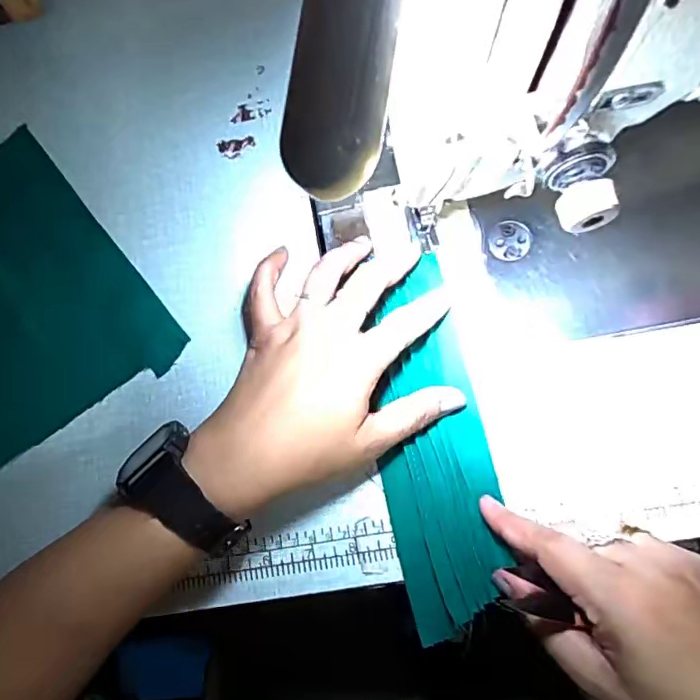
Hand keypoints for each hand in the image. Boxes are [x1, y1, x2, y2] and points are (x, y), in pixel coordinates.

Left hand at [183, 240, 464, 518]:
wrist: (244, 456)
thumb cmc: (308, 453)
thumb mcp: (368, 441)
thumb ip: (413, 414)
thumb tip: (455, 398)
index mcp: (358, 359)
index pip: (404, 325)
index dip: (430, 308)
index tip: (446, 294)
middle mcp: (327, 331)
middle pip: (365, 285)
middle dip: (393, 265)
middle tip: (411, 252)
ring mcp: (292, 326)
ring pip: (320, 276)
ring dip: (344, 255)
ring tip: (362, 243)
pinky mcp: (263, 332)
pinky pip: (263, 291)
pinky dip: (270, 268)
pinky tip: (280, 254)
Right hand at [481, 498, 699, 699]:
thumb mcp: (600, 685)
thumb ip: (548, 626)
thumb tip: (513, 583)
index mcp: (621, 592)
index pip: (552, 545)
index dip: (514, 525)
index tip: (485, 503)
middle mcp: (652, 559)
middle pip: (586, 550)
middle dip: (566, 573)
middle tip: (570, 620)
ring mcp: (688, 558)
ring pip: (621, 551)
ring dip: (604, 574)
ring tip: (624, 627)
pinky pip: (655, 557)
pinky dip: (638, 575)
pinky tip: (660, 620)